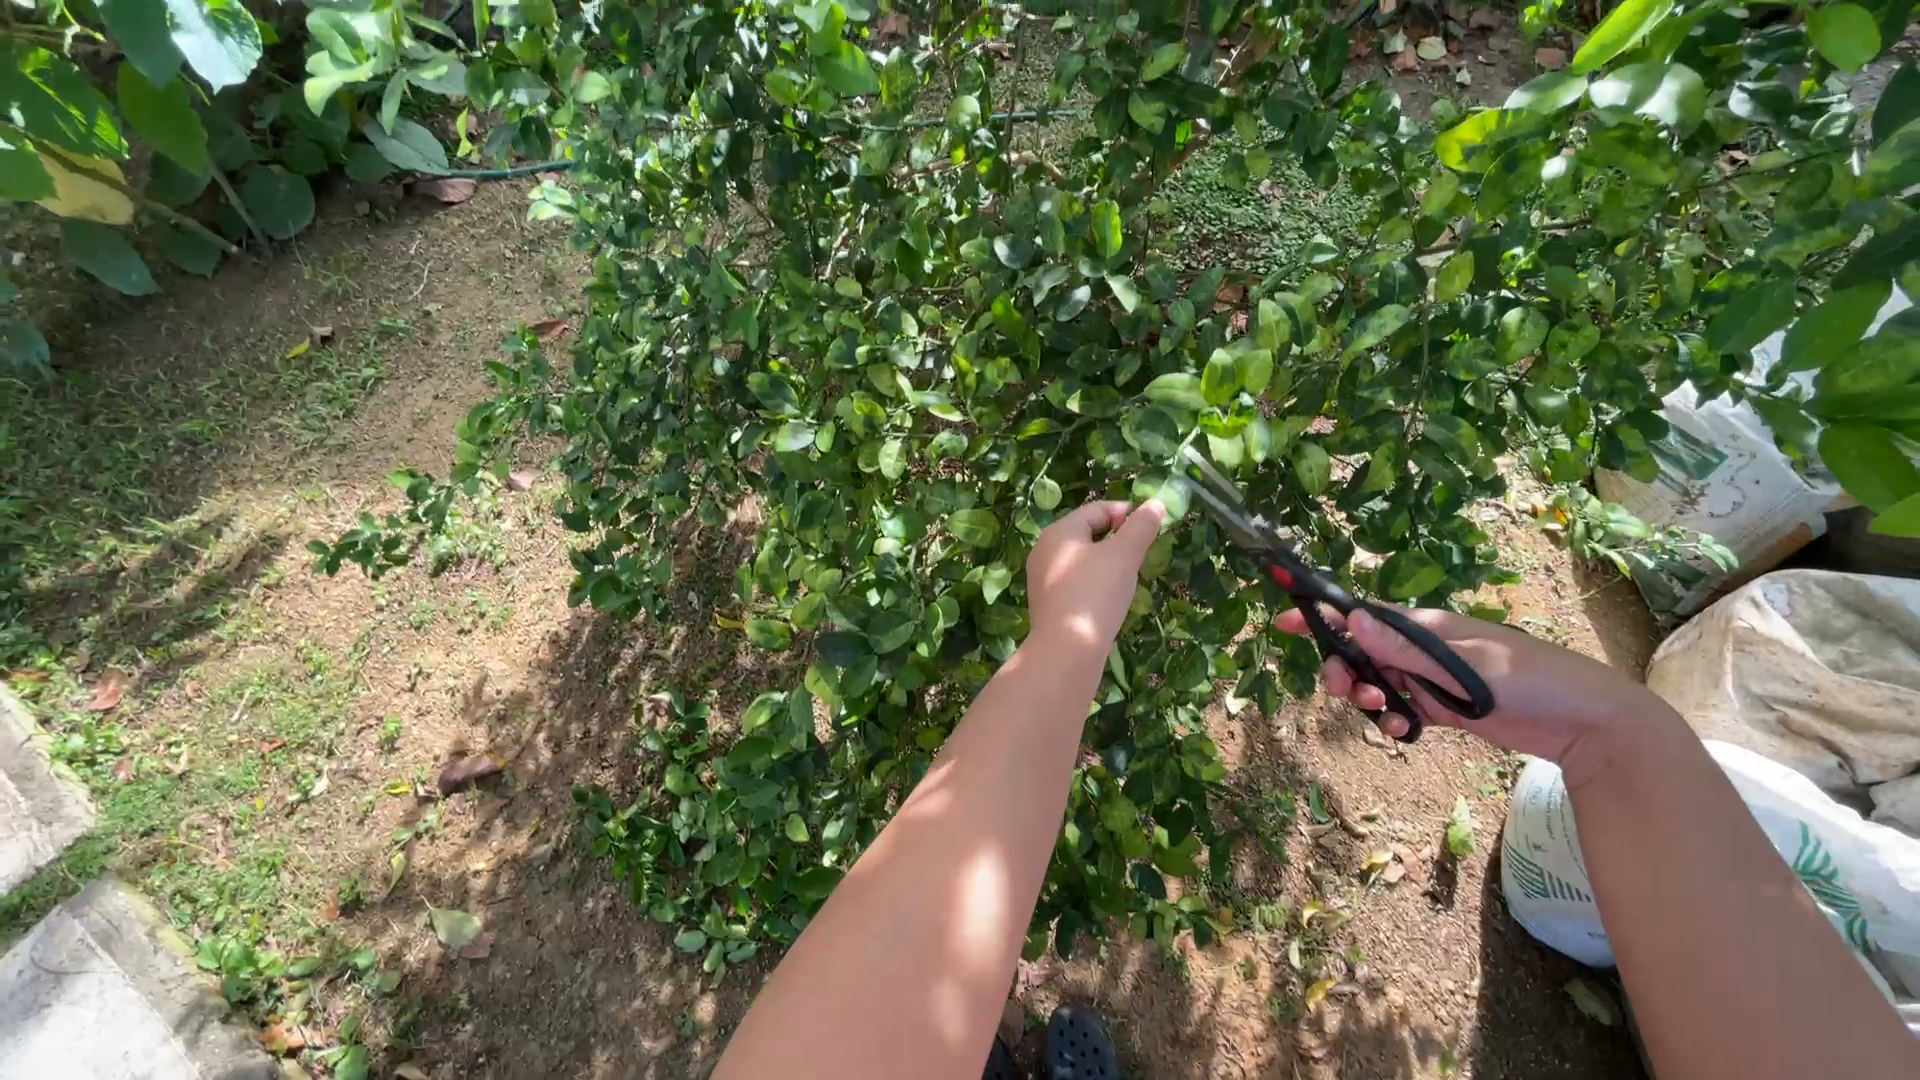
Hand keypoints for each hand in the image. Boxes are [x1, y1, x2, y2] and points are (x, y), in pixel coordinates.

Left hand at [1026, 499, 1165, 653]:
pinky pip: (1075, 583)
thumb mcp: (1124, 555)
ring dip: (1106, 563)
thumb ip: (1140, 527)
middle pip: (1086, 534)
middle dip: (1116, 539)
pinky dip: (1094, 584)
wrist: (1066, 650)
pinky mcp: (1046, 604)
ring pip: (1080, 560)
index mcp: (1059, 532)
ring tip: (1129, 577)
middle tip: (1142, 553)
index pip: (1096, 509)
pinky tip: (1109, 600)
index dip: (1125, 512)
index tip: (1150, 526)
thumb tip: (1155, 504)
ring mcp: (1042, 579)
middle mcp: (1044, 551)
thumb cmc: (1095, 593)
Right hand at [1275, 604, 1678, 773]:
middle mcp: (1422, 648)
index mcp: (1426, 626)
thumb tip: (1352, 619)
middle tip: (1343, 692)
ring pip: (1376, 682)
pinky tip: (1403, 731)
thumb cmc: (1531, 681)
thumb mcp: (1464, 664)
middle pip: (1361, 653)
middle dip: (1343, 670)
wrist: (1591, 725)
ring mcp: (1431, 678)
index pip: (1363, 615)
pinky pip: (1400, 709)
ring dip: (1367, 698)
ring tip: (1383, 715)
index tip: (1286, 621)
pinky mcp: (1442, 707)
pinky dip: (1392, 720)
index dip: (1324, 617)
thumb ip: (1405, 647)